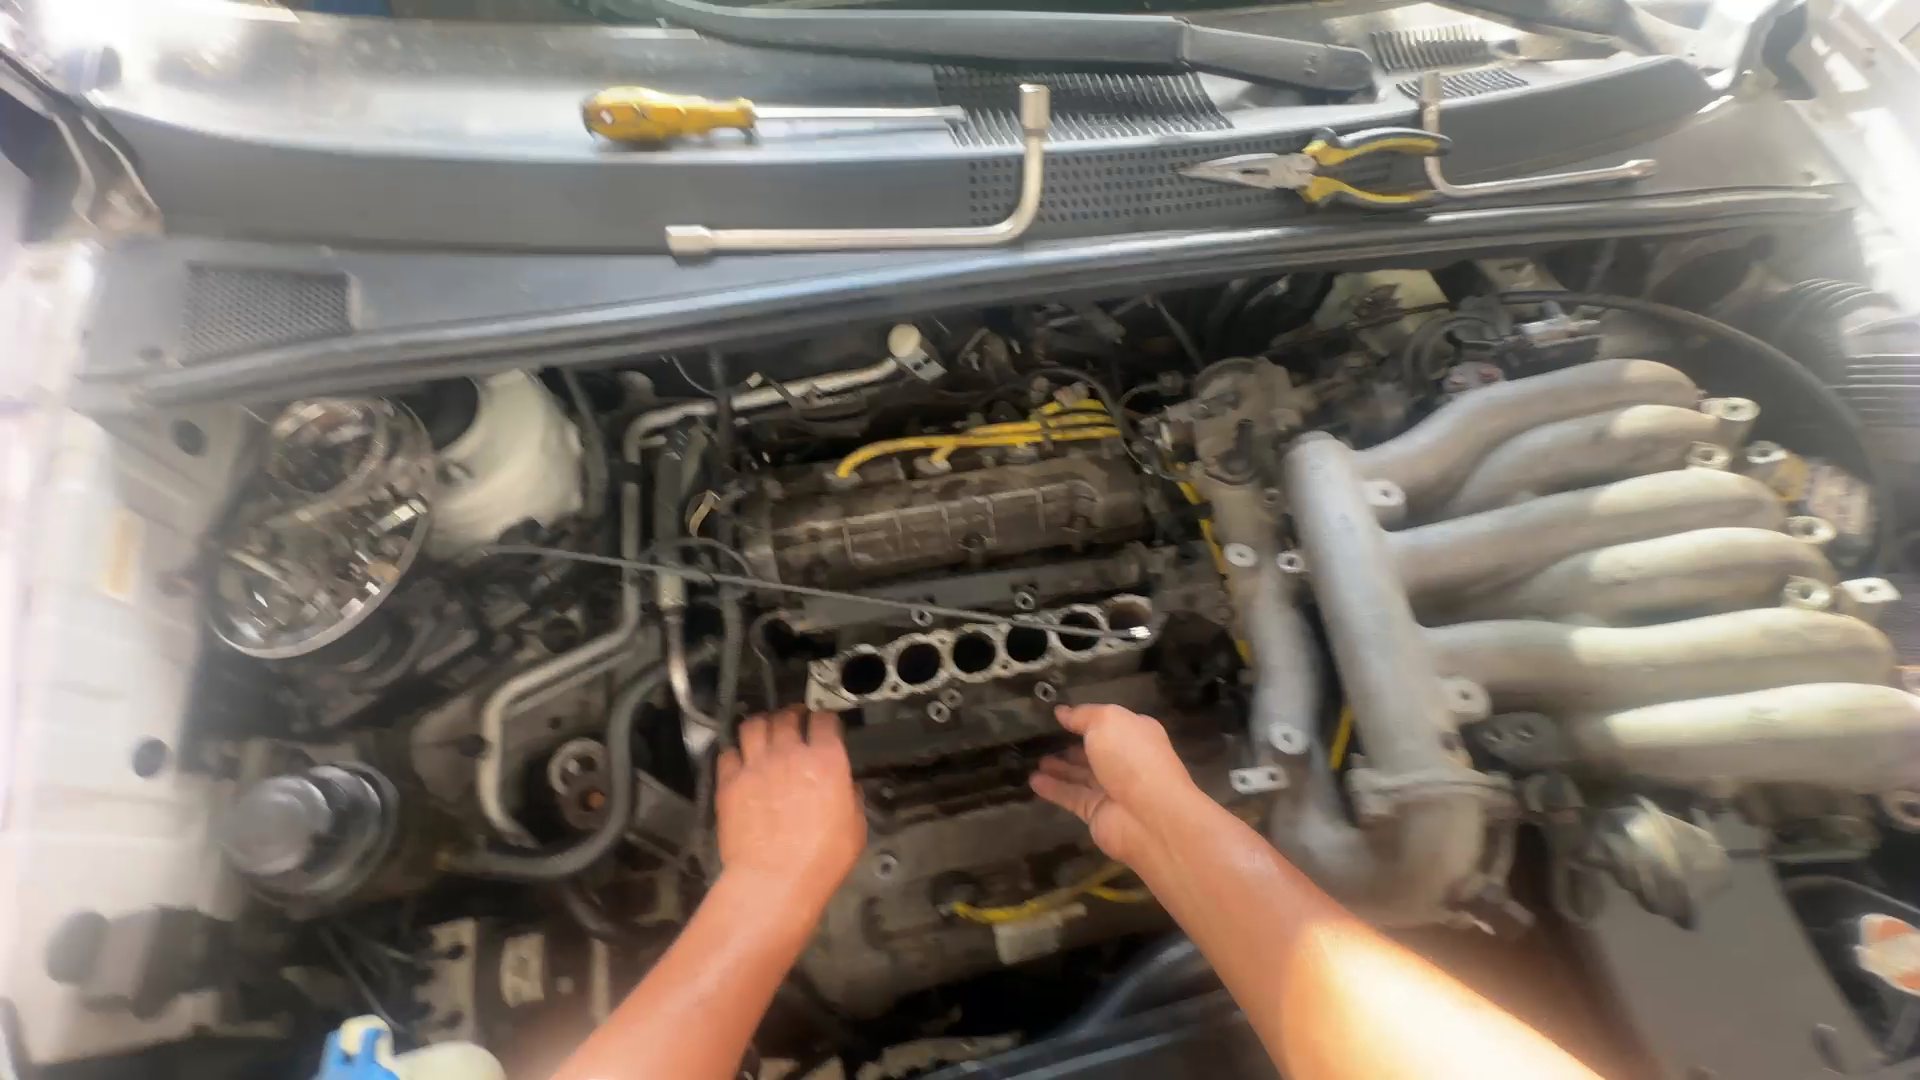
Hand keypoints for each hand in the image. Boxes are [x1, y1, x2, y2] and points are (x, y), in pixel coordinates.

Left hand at [716, 708, 865, 907]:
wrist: (774, 880)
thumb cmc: (823, 857)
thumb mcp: (856, 826)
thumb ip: (851, 797)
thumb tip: (847, 788)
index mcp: (826, 759)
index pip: (824, 719)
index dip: (825, 718)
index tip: (824, 724)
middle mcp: (790, 752)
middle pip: (786, 716)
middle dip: (792, 715)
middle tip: (793, 723)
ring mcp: (756, 764)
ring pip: (753, 725)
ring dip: (762, 725)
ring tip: (764, 734)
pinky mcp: (729, 782)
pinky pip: (727, 754)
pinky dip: (735, 754)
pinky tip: (740, 763)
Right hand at [1028, 704, 1201, 866]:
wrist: (1150, 815)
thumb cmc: (1131, 757)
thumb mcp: (1106, 721)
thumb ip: (1082, 715)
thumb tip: (1062, 712)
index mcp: (1134, 734)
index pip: (1107, 723)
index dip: (1085, 719)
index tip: (1058, 716)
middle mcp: (1125, 760)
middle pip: (1094, 751)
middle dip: (1071, 745)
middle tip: (1043, 739)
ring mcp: (1112, 789)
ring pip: (1081, 775)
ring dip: (1060, 767)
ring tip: (1035, 759)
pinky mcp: (1097, 812)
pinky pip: (1071, 797)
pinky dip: (1053, 789)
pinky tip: (1033, 781)